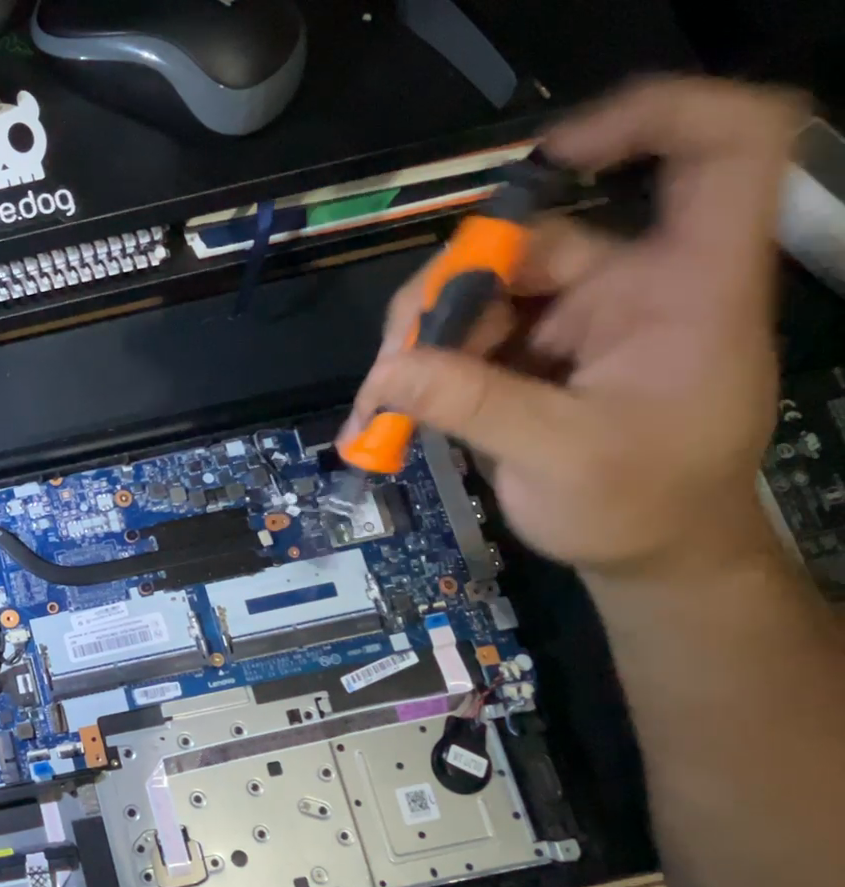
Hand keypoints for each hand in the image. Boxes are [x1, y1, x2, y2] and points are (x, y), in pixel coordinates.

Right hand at [341, 77, 805, 581]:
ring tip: (380, 406)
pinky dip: (412, 372)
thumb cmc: (641, 504)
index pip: (719, 152)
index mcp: (686, 286)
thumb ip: (477, 406)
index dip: (649, 121)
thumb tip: (389, 371)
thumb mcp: (562, 457)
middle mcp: (626, 285)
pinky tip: (382, 414)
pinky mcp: (524, 352)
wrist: (648, 553)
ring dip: (416, 343)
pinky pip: (453, 337)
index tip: (551, 158)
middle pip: (528, 239)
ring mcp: (568, 317)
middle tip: (396, 364)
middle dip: (446, 295)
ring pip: (473, 291)